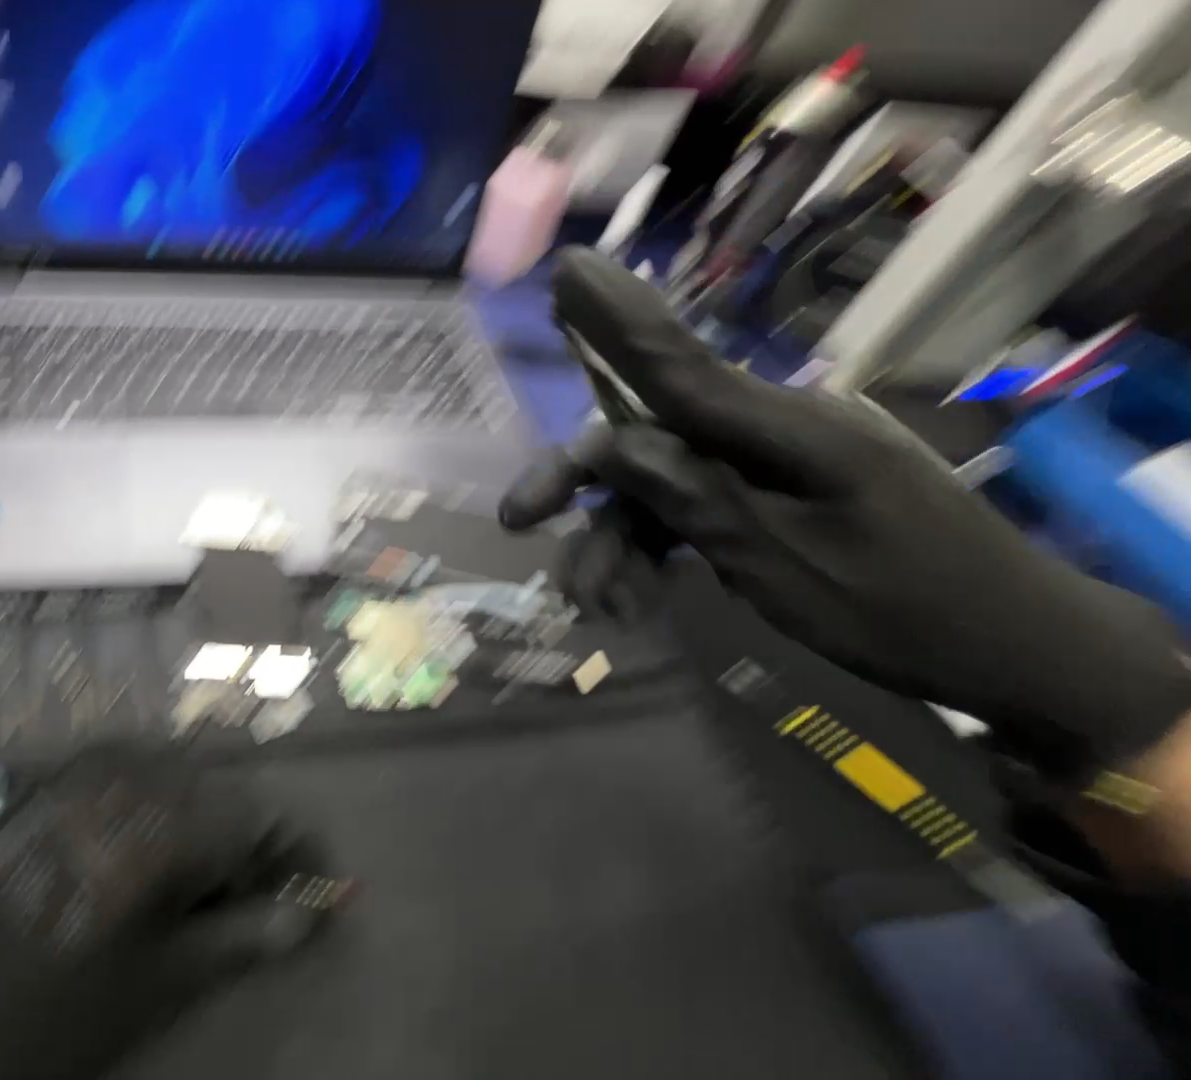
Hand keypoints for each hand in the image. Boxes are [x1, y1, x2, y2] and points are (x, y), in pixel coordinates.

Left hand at [0, 747, 334, 1079]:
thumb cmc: (55, 1014)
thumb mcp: (162, 982)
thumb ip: (246, 935)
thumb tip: (314, 913)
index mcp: (159, 820)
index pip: (261, 814)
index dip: (299, 851)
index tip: (319, 892)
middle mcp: (124, 773)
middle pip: (221, 788)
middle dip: (250, 838)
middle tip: (257, 898)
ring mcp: (80, 770)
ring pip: (177, 777)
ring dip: (204, 822)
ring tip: (204, 886)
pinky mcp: (48, 782)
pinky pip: (128, 777)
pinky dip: (158, 810)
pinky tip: (149, 860)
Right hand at [548, 247, 1190, 786]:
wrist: (1013, 650)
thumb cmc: (899, 610)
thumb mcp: (779, 563)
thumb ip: (690, 496)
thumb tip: (607, 443)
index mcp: (784, 431)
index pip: (678, 367)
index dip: (615, 322)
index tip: (569, 267)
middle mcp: (772, 433)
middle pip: (650, 437)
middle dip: (580, 482)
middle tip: (516, 519)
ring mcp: (774, 467)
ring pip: (663, 485)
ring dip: (617, 541)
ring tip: (595, 603)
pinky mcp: (777, 499)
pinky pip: (695, 511)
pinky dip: (657, 551)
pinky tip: (634, 598)